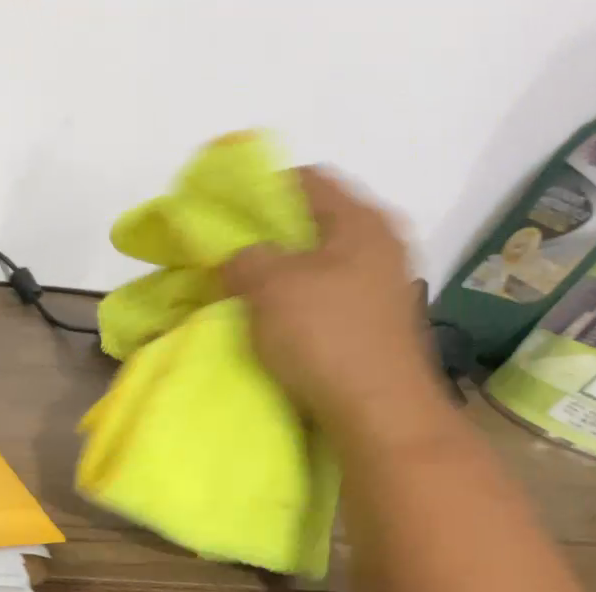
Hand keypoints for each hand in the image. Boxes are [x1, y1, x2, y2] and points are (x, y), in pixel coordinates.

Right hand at [224, 169, 445, 437]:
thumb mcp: (271, 287)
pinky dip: (287, 300)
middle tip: (219, 257)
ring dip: (272, 273)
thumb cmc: (325, 336)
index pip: (307, 180)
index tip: (218, 215)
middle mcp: (377, 243)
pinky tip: (262, 321)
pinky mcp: (367, 319)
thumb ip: (245, 259)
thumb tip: (238, 256)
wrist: (376, 407)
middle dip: (261, 237)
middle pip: (310, 222)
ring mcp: (376, 283)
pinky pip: (318, 294)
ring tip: (234, 293)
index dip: (259, 190)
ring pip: (312, 261)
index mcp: (361, 221)